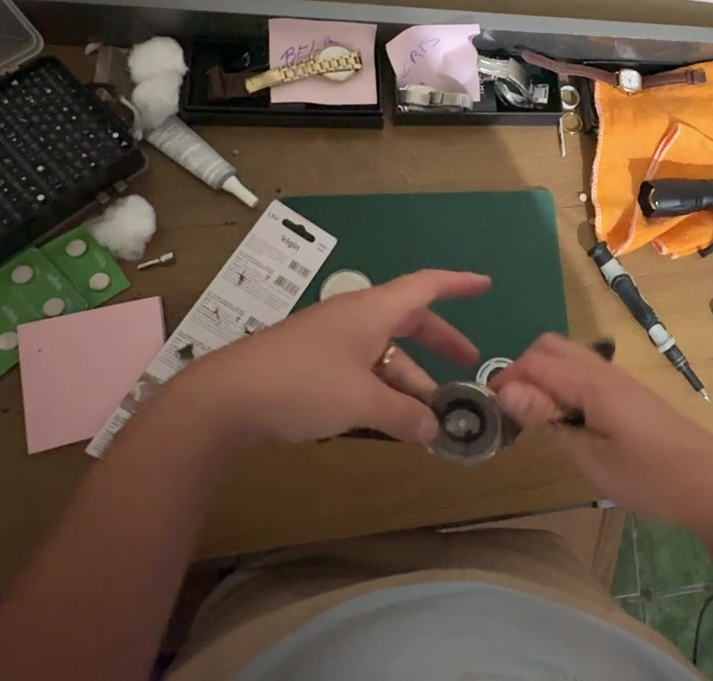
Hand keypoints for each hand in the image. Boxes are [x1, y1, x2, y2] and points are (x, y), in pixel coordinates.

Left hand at [163, 269, 486, 451]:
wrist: (225, 398)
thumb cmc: (303, 385)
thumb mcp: (362, 402)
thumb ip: (404, 415)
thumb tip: (434, 430)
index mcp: (373, 310)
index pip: (427, 285)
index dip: (459, 283)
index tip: (487, 285)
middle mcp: (356, 316)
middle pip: (410, 320)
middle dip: (441, 342)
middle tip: (468, 364)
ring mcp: (332, 338)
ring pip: (385, 350)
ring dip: (410, 377)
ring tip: (430, 414)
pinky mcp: (313, 360)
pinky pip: (363, 366)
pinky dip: (383, 386)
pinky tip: (389, 418)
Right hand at [489, 333, 712, 540]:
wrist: (712, 482)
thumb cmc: (649, 476)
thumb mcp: (590, 456)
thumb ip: (548, 420)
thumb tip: (505, 390)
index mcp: (591, 381)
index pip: (534, 361)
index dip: (506, 380)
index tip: (491, 412)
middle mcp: (603, 369)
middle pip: (549, 347)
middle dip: (523, 371)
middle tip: (515, 415)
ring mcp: (617, 378)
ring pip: (567, 357)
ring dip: (544, 376)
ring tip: (537, 419)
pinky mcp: (627, 393)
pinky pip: (584, 371)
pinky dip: (564, 384)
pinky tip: (567, 420)